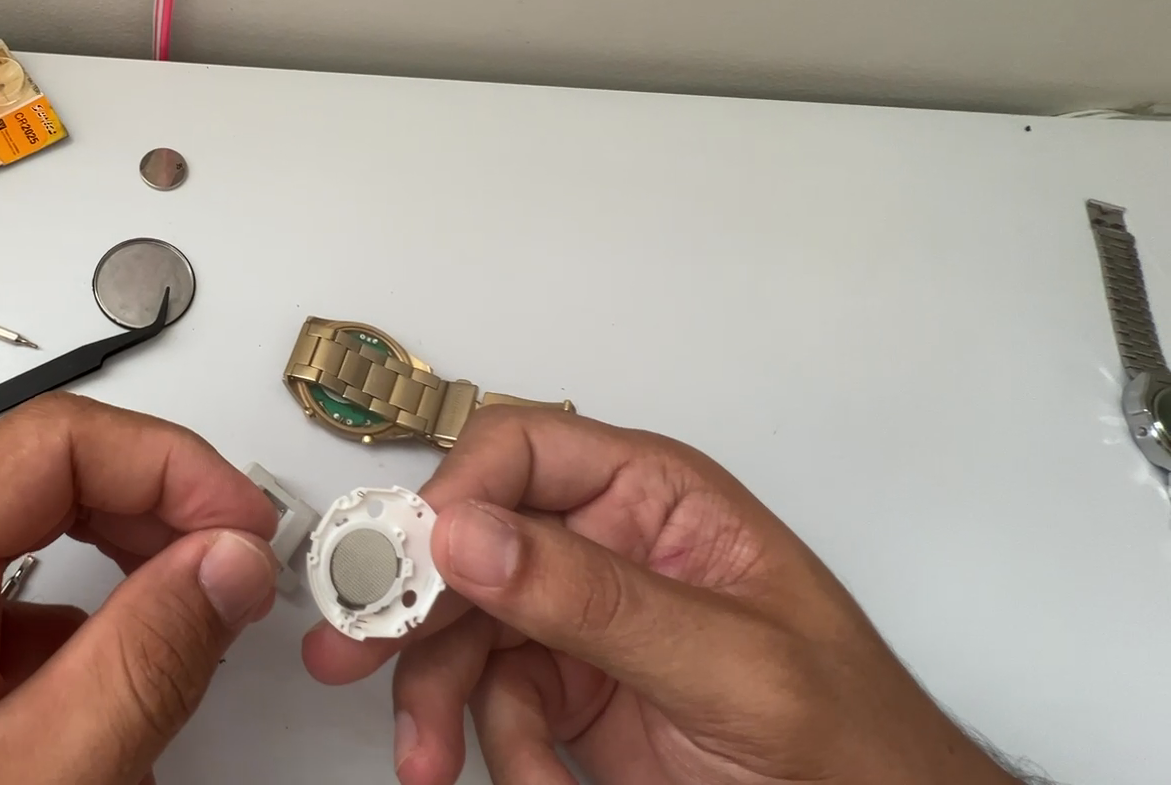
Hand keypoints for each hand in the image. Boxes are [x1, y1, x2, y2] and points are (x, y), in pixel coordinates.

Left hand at [0, 393, 280, 784]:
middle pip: (47, 479)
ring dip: (125, 574)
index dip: (168, 465)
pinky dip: (81, 635)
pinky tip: (115, 690)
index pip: (56, 443)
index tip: (245, 521)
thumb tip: (229, 561)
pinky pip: (8, 612)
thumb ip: (139, 666)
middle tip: (233, 570)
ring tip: (189, 628)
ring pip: (35, 546)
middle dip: (155, 514)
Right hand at [303, 406, 1015, 784]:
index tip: (410, 562)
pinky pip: (488, 693)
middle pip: (468, 540)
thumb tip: (456, 533)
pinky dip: (489, 743)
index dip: (458, 491)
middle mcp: (594, 537)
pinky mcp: (558, 684)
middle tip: (345, 651)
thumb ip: (593, 597)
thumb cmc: (858, 758)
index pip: (518, 449)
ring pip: (461, 623)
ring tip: (420, 759)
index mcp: (646, 492)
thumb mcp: (733, 672)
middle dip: (411, 603)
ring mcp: (570, 613)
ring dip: (434, 690)